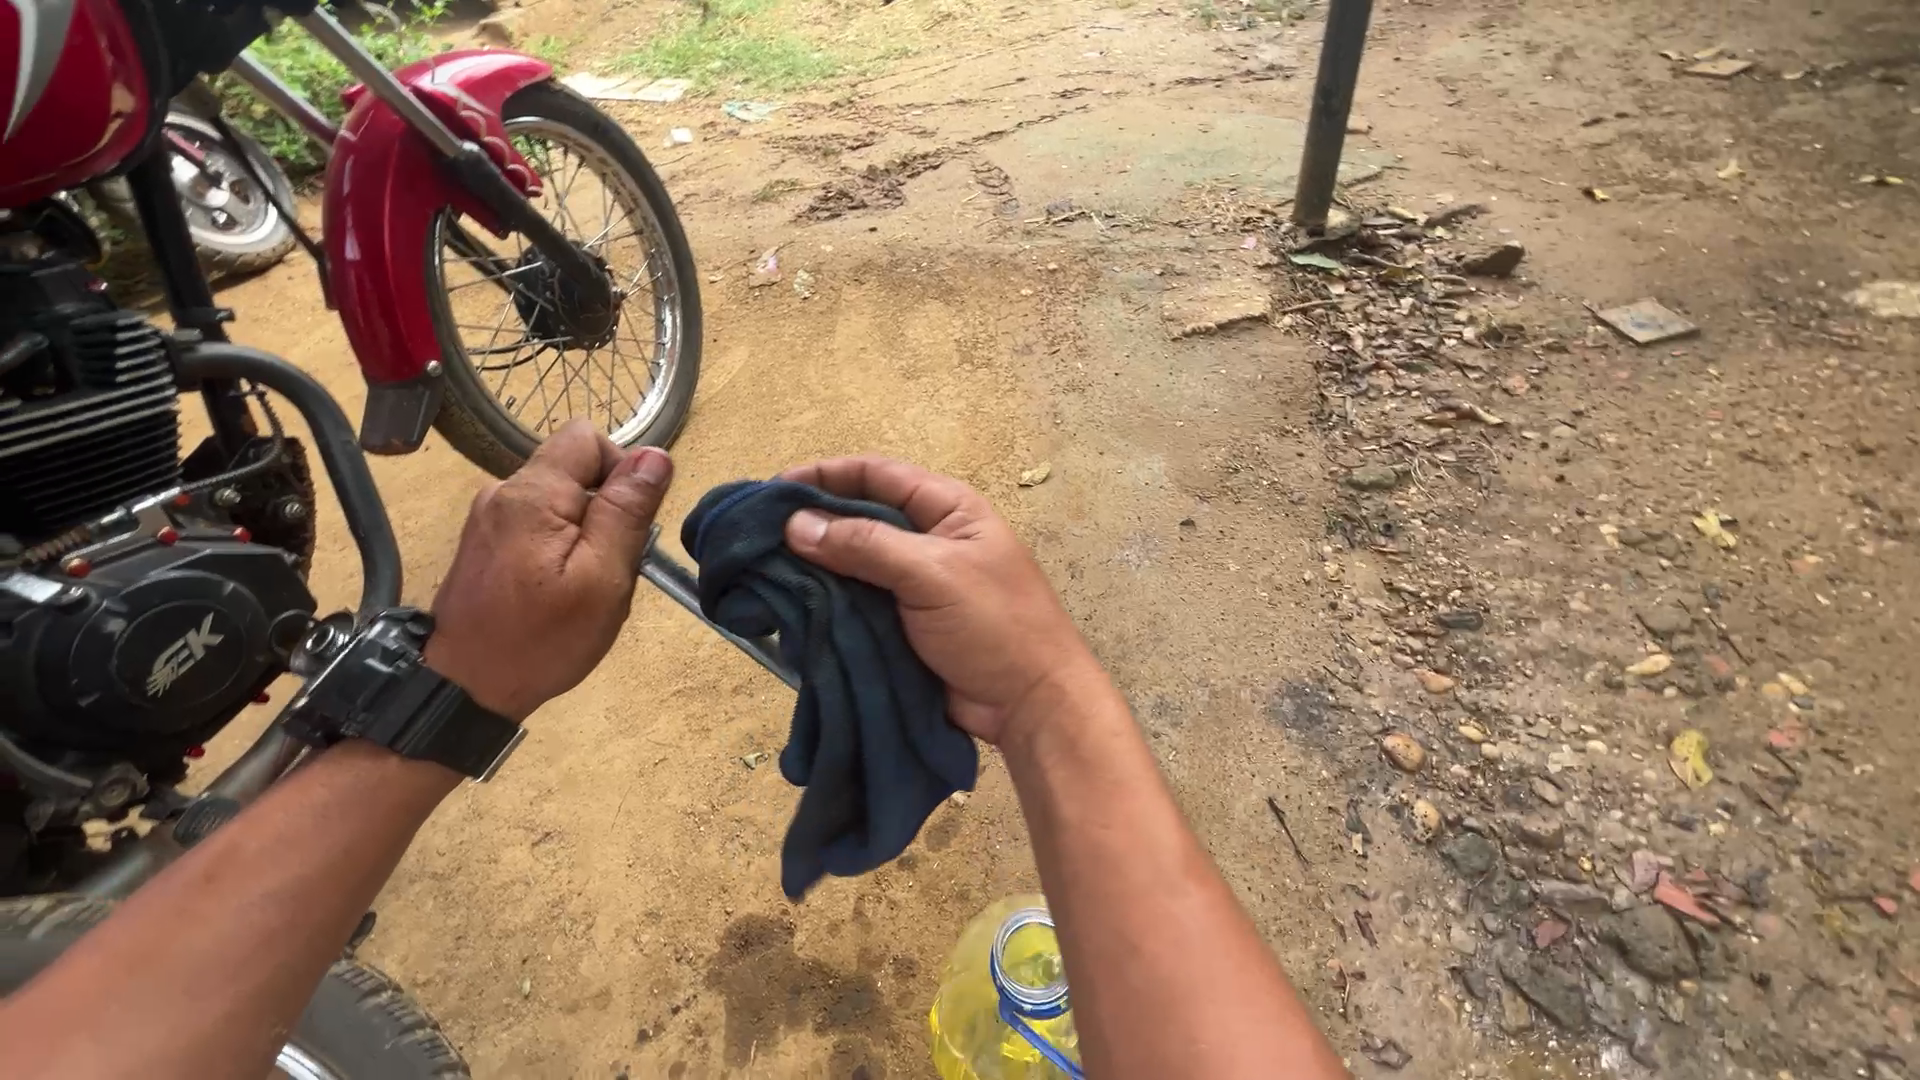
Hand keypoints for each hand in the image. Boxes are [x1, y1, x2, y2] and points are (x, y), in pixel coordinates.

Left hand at [424, 420, 672, 719]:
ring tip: (588, 581)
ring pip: (561, 497)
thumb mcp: (604, 577)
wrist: (463, 690)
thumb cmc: (541, 639)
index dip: (621, 467)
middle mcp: (502, 493)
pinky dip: (564, 545)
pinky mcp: (486, 542)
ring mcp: (489, 518)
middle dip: (607, 506)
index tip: (629, 520)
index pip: (586, 437)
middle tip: (612, 563)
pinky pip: (541, 522)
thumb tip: (655, 456)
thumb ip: (627, 511)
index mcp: (531, 494)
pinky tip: (564, 587)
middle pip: (575, 467)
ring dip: (588, 530)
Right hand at [779, 457, 1103, 744]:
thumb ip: (866, 546)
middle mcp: (926, 538)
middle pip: (859, 517)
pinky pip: (854, 602)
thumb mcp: (933, 574)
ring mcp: (912, 583)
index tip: (775, 488)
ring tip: (761, 567)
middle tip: (757, 533)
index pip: (878, 475)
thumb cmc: (995, 625)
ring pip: (851, 562)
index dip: (826, 475)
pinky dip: (824, 601)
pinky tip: (788, 603)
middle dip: (811, 522)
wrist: (1029, 703)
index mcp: (946, 509)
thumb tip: (796, 524)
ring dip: (812, 565)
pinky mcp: (900, 622)